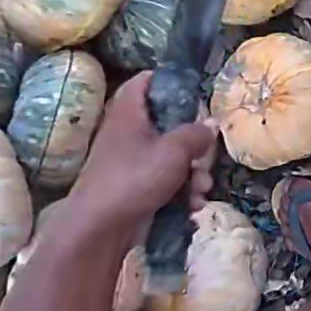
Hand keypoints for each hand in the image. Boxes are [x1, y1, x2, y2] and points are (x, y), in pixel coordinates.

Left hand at [69, 73, 217, 235]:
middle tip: (206, 155)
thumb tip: (211, 123)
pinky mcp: (134, 187)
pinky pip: (165, 181)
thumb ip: (196, 134)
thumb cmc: (134, 179)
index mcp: (130, 114)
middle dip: (194, 143)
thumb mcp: (174, 151)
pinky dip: (181, 192)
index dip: (167, 81)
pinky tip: (191, 206)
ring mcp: (130, 162)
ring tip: (201, 190)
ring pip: (171, 157)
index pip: (144, 81)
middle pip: (167, 125)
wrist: (98, 229)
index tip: (193, 91)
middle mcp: (128, 134)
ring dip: (193, 174)